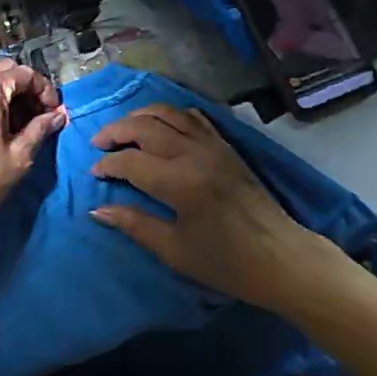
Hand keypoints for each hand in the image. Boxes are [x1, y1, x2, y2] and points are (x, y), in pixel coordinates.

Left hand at [0, 59, 66, 260]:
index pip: (24, 74)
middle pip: (0, 72)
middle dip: (23, 90)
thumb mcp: (20, 156)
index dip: (45, 90)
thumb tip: (58, 115)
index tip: (54, 112)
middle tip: (37, 116)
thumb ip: (41, 128)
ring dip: (0, 97)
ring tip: (13, 127)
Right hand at [88, 104, 336, 312]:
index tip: (94, 173)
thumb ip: (135, 224)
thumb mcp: (175, 251)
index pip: (131, 161)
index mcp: (179, 182)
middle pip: (144, 127)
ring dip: (140, 116)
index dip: (107, 165)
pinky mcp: (225, 145)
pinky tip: (161, 125)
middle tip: (99, 143)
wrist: (281, 257)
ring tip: (123, 129)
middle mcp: (193, 153)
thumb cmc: (227, 262)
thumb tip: (98, 209)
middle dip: (116, 131)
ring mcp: (212, 144)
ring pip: (167, 113)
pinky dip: (171, 114)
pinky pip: (193, 117)